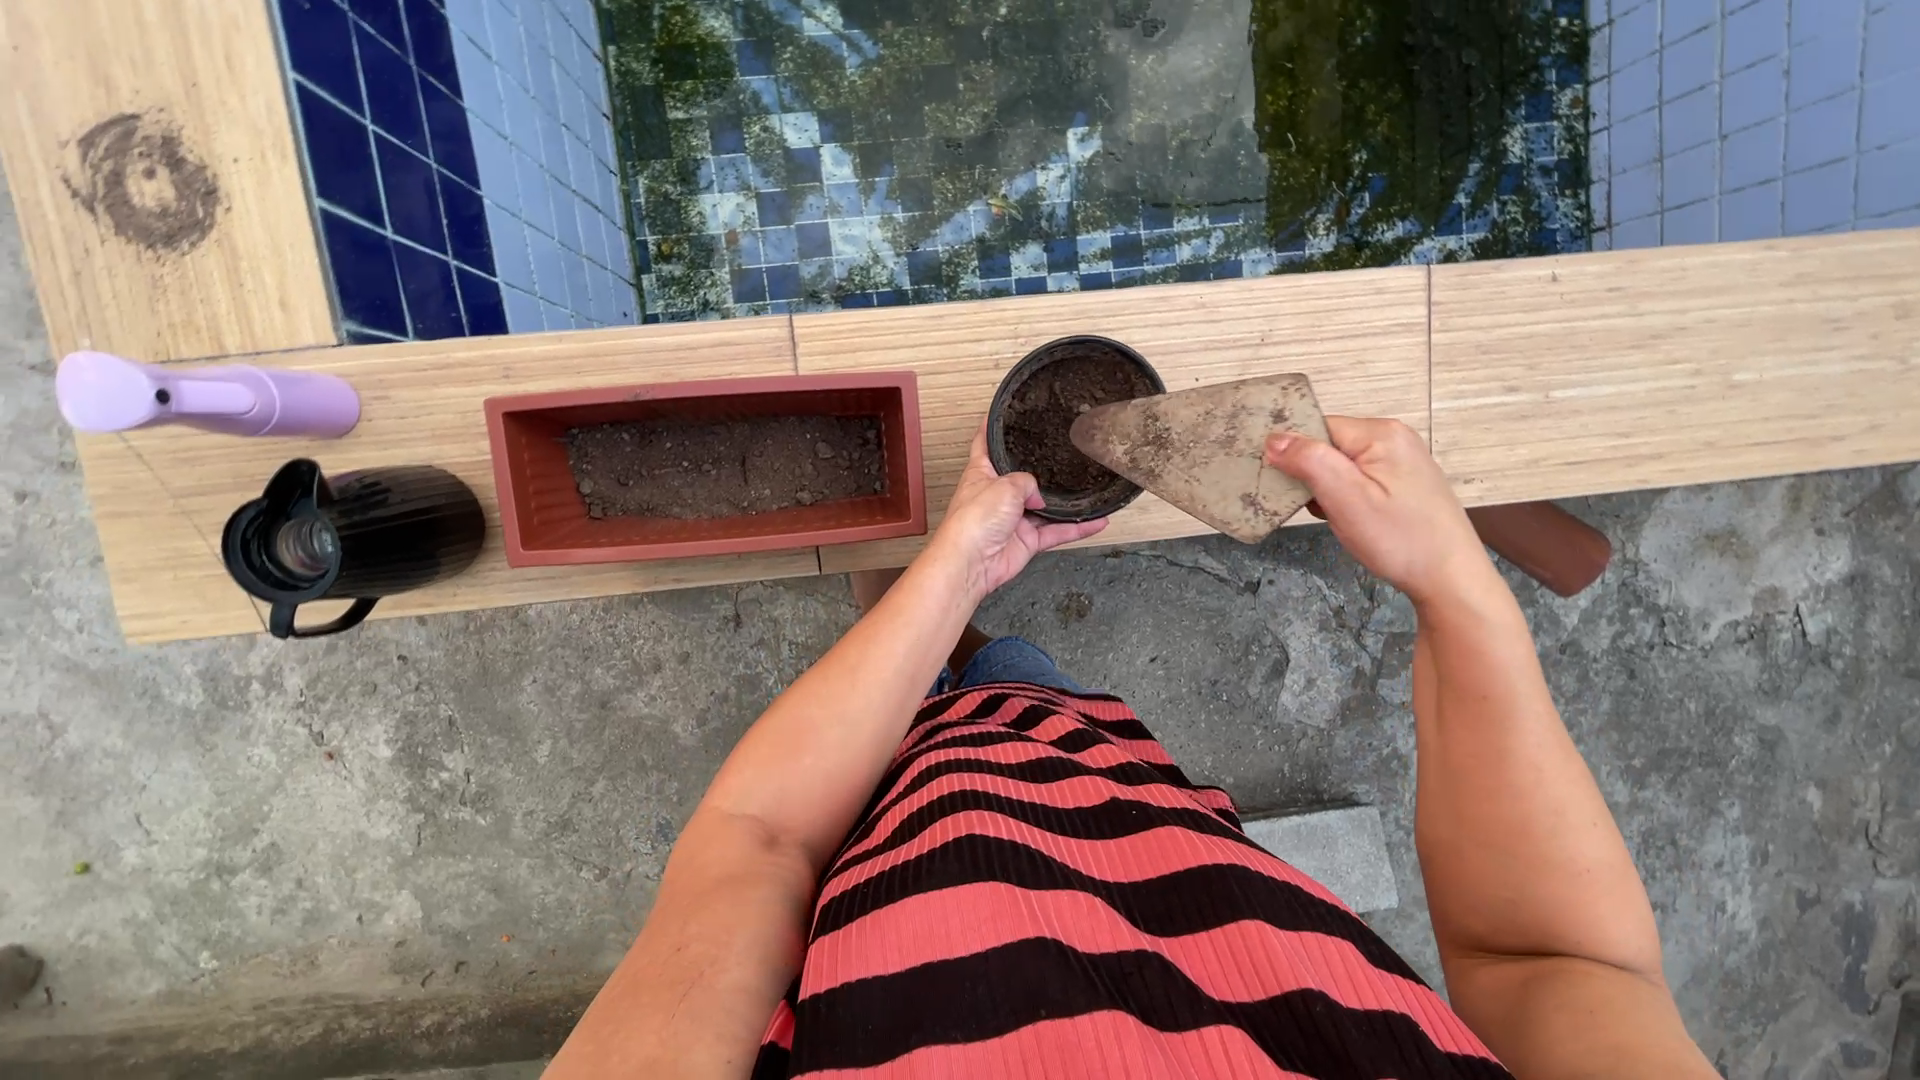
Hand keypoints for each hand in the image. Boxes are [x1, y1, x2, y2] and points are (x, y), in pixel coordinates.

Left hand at [928, 423, 1107, 601]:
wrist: (971, 562)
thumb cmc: (972, 522)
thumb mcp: (1005, 484)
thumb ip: (1027, 481)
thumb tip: (1039, 495)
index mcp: (981, 474)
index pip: (984, 444)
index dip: (990, 429)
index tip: (998, 414)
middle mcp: (996, 496)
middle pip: (1021, 479)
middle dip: (1038, 474)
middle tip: (1058, 459)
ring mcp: (1011, 519)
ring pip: (1044, 508)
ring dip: (1063, 505)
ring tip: (1085, 492)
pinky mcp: (1025, 541)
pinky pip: (1056, 531)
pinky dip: (1075, 528)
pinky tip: (1095, 522)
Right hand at [1264, 417, 1490, 605]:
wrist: (1449, 577)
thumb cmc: (1398, 539)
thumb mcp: (1346, 499)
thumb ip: (1309, 461)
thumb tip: (1273, 439)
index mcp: (1379, 433)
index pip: (1316, 427)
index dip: (1295, 454)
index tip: (1289, 486)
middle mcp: (1392, 437)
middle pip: (1328, 444)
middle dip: (1311, 474)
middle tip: (1318, 507)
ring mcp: (1400, 459)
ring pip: (1340, 463)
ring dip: (1326, 488)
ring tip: (1336, 516)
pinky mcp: (1402, 480)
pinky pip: (1357, 477)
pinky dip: (1343, 495)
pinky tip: (1350, 518)